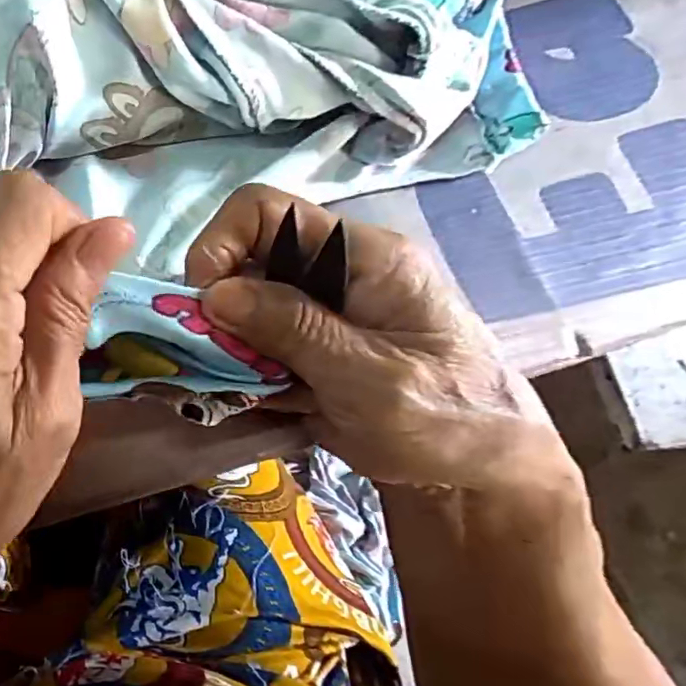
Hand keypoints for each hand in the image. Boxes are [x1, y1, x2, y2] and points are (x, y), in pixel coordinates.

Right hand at [186, 185, 577, 495]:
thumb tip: (214, 293)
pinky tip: (256, 397)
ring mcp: (318, 309)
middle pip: (244, 259)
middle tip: (220, 359)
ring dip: (224, 343)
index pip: (266, 212)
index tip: (206, 306)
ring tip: (242, 386)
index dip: (219, 246)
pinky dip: (237, 367)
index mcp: (364, 257)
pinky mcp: (305, 344)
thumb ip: (296, 331)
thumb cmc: (448, 422)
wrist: (479, 473)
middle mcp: (335, 271)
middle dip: (217, 307)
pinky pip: (250, 340)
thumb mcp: (372, 379)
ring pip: (239, 304)